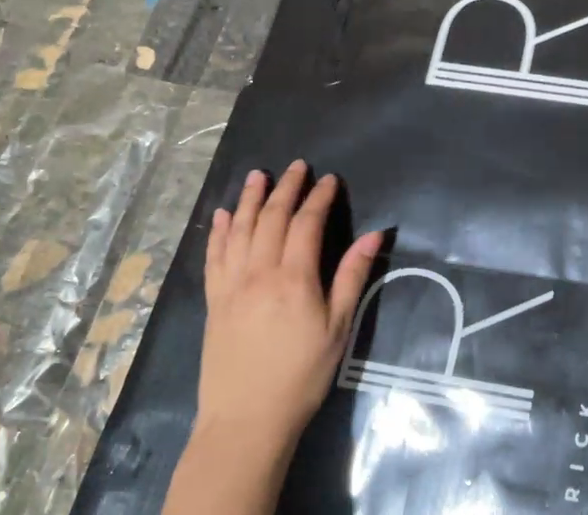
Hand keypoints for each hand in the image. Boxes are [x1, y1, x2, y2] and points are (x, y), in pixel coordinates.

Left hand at [198, 161, 382, 447]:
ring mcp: (231, 287)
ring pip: (239, 231)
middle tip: (298, 166)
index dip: (319, 198)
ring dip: (249, 200)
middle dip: (286, 189)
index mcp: (294, 278)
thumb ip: (352, 277)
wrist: (246, 420)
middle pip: (272, 219)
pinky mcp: (213, 303)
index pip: (306, 224)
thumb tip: (374, 234)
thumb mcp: (338, 327)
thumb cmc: (302, 374)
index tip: (330, 179)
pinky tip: (222, 216)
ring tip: (258, 175)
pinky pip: (214, 258)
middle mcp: (259, 274)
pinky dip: (218, 232)